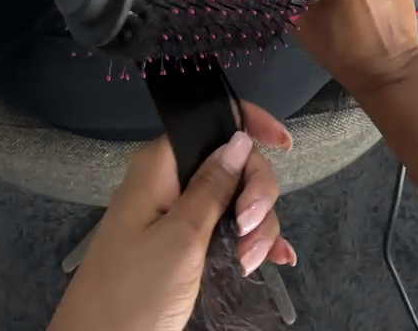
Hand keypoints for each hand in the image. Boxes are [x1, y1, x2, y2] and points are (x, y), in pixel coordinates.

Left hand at [49, 105, 296, 330]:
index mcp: (161, 165)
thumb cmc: (133, 294)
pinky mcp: (183, 245)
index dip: (250, 124)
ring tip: (252, 262)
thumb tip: (240, 138)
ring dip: (256, 227)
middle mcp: (169, 181)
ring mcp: (176, 214)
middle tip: (251, 232)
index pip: (210, 122)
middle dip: (256, 194)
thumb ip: (213, 187)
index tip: (284, 144)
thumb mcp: (180, 239)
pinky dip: (251, 241)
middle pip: (231, 163)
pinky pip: (226, 228)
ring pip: (234, 199)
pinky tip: (273, 258)